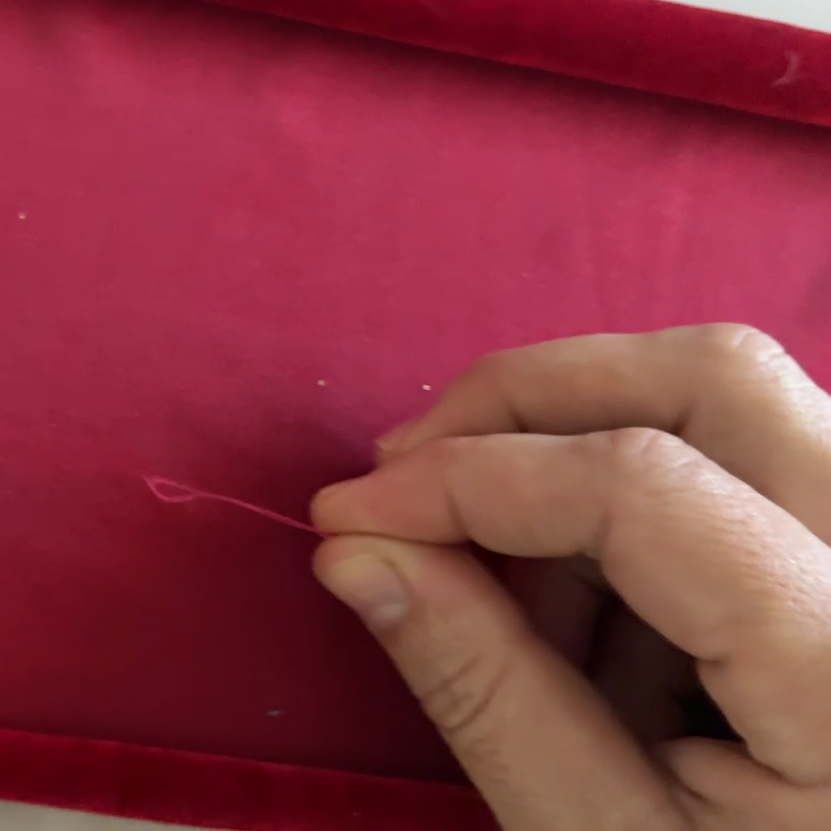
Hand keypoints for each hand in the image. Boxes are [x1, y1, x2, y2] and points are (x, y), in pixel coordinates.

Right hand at [313, 325, 830, 828]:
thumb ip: (480, 687)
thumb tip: (349, 553)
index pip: (639, 488)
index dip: (459, 478)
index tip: (346, 516)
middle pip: (710, 379)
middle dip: (515, 397)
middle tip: (410, 463)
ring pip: (718, 394)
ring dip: (552, 437)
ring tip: (486, 550)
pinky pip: (720, 455)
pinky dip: (599, 488)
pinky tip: (568, 592)